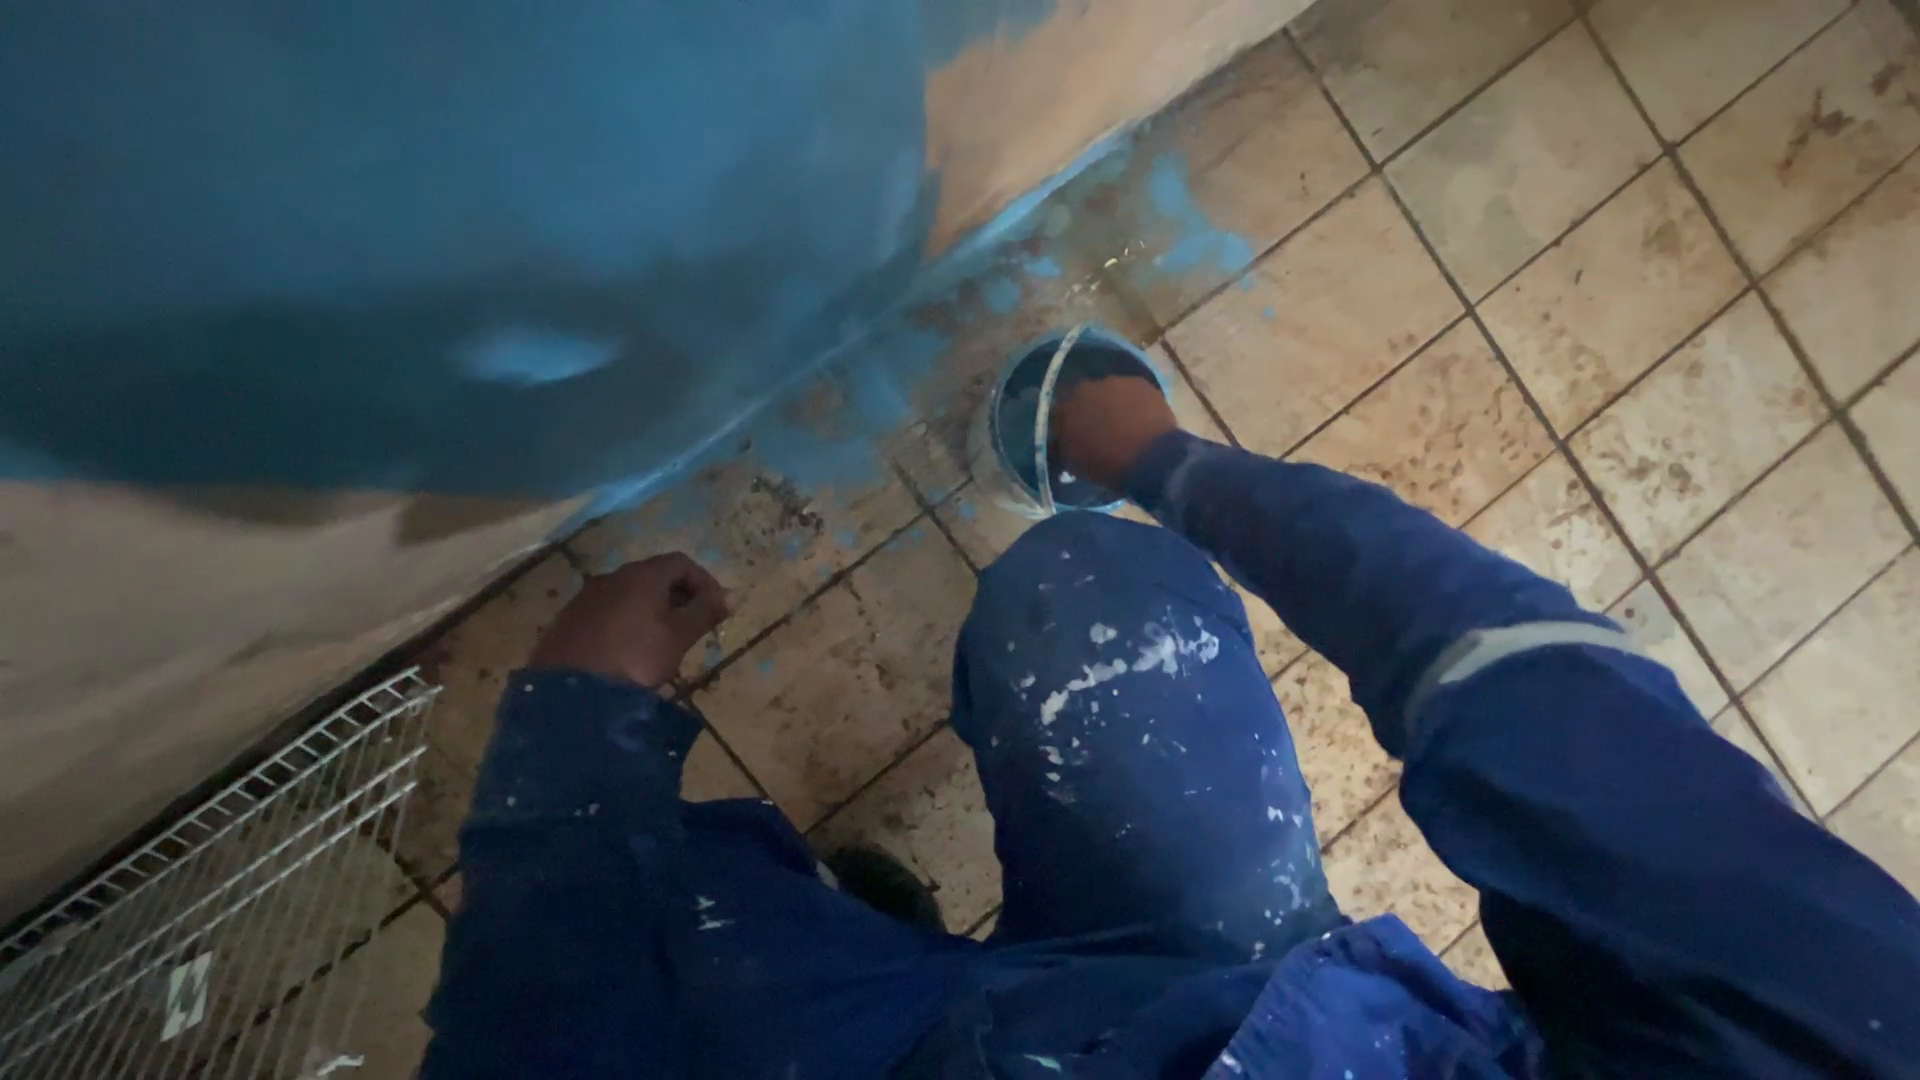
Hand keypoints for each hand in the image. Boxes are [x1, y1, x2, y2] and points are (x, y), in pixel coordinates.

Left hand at [527, 553, 729, 688]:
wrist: (570, 691)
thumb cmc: (635, 658)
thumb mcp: (679, 636)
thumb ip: (706, 612)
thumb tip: (732, 595)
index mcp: (642, 575)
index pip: (682, 563)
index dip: (704, 581)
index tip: (715, 608)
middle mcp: (612, 576)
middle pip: (654, 575)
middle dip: (679, 595)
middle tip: (692, 625)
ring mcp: (587, 597)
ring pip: (629, 593)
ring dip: (652, 608)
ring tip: (662, 639)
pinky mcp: (569, 619)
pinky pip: (608, 610)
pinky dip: (627, 620)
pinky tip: (628, 648)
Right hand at [1051, 375, 1179, 490]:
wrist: (1150, 457)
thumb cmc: (1106, 464)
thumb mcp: (1074, 462)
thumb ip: (1064, 445)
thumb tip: (1061, 440)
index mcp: (1065, 407)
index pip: (1059, 412)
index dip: (1066, 424)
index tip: (1073, 436)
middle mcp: (1087, 388)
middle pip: (1085, 397)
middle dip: (1090, 410)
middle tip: (1100, 429)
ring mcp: (1115, 382)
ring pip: (1110, 393)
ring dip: (1113, 405)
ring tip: (1124, 425)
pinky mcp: (1141, 383)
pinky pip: (1132, 392)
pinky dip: (1134, 403)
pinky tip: (1141, 420)